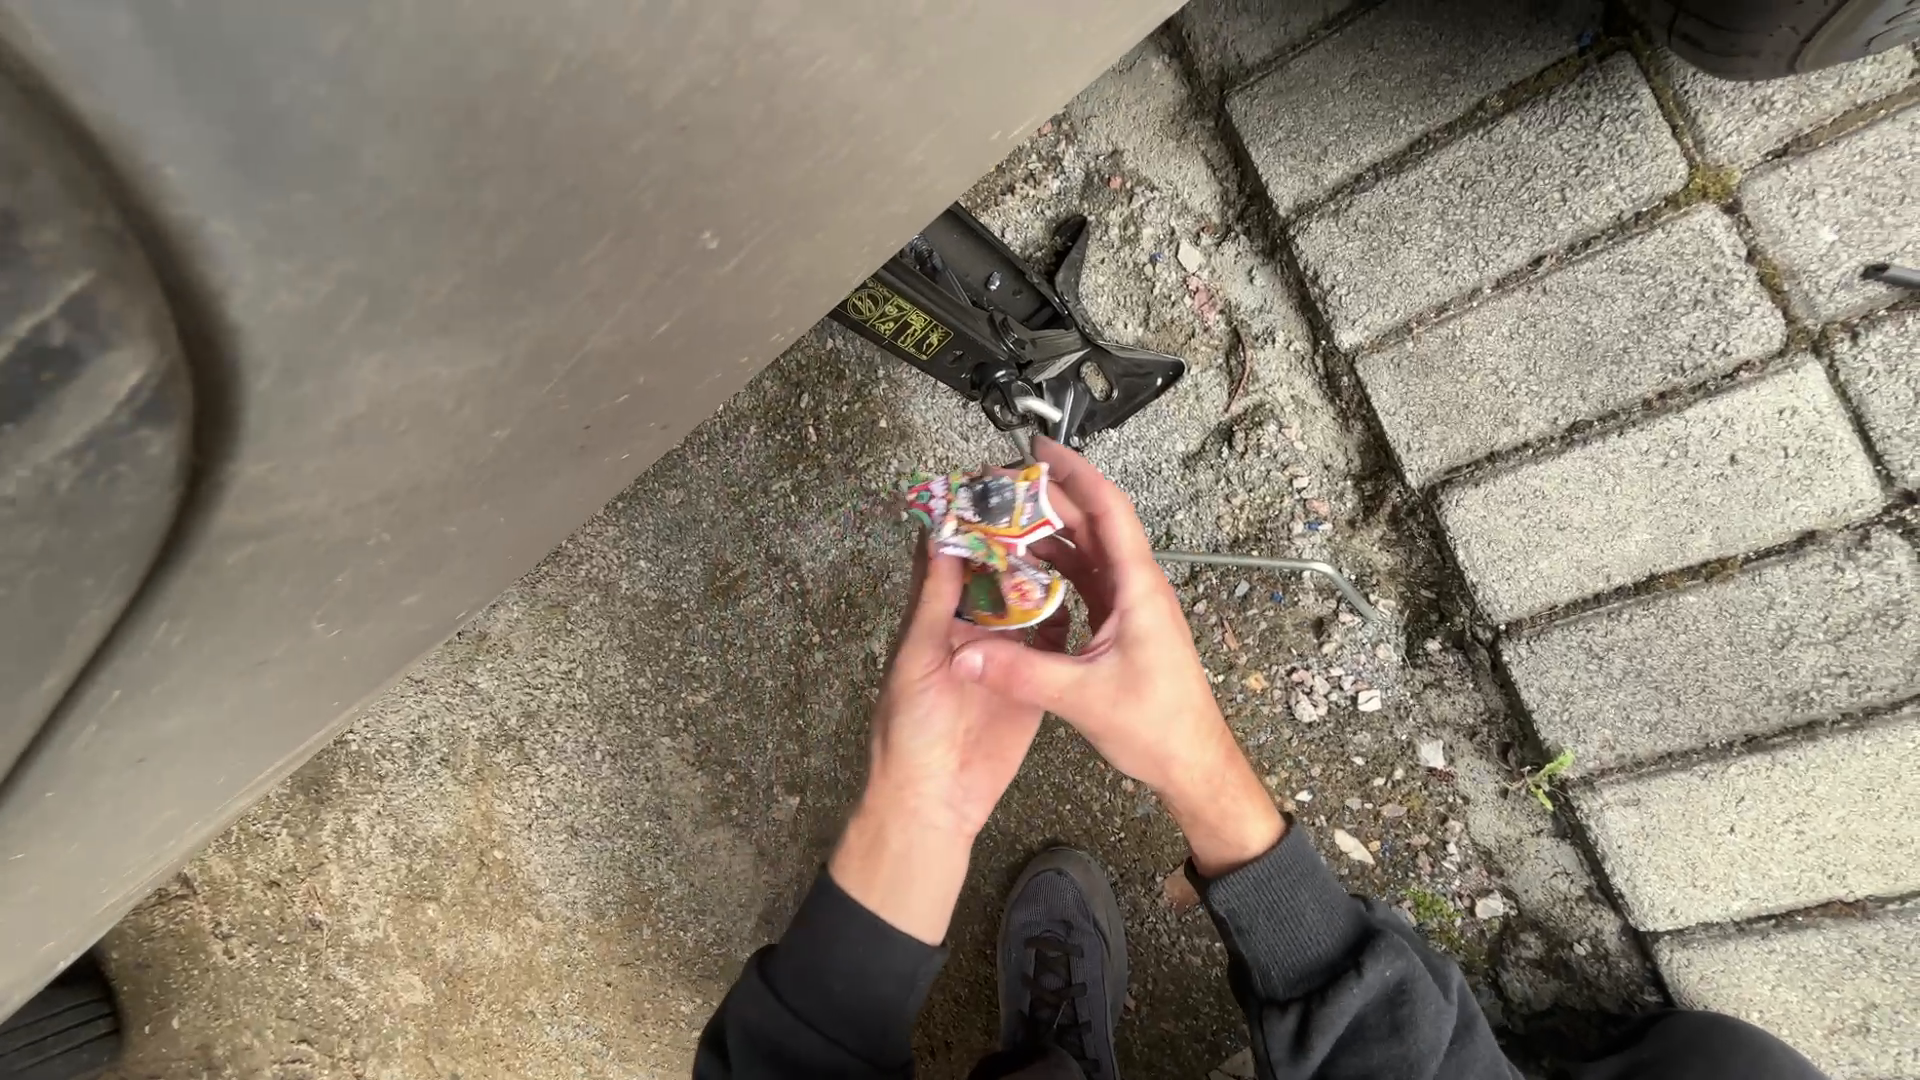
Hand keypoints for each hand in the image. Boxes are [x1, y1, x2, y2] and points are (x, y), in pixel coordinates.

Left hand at [829, 539, 1067, 942]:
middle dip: (1010, 539)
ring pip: (1024, 599)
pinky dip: (1062, 612)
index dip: (963, 524)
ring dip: (1039, 569)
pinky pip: (1050, 636)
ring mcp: (1003, 648)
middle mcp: (969, 626)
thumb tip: (941, 540)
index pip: (947, 559)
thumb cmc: (910, 728)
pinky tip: (1082, 585)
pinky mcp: (1029, 672)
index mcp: (934, 617)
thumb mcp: (917, 659)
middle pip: (992, 572)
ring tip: (1065, 531)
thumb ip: (933, 603)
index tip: (986, 487)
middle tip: (1039, 502)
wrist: (938, 797)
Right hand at [947, 437, 1283, 876]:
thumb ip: (1021, 673)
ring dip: (1050, 533)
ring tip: (1005, 520)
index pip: (1109, 510)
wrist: (1192, 763)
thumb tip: (965, 656)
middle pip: (1093, 524)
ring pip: (1087, 552)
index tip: (1041, 448)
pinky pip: (1085, 581)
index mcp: (1137, 587)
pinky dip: (1055, 569)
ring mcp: (1129, 605)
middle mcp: (1136, 586)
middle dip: (1052, 497)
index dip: (1076, 473)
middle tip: (1005, 483)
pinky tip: (1025, 571)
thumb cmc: (1158, 726)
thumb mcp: (1083, 698)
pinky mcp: (1121, 625)